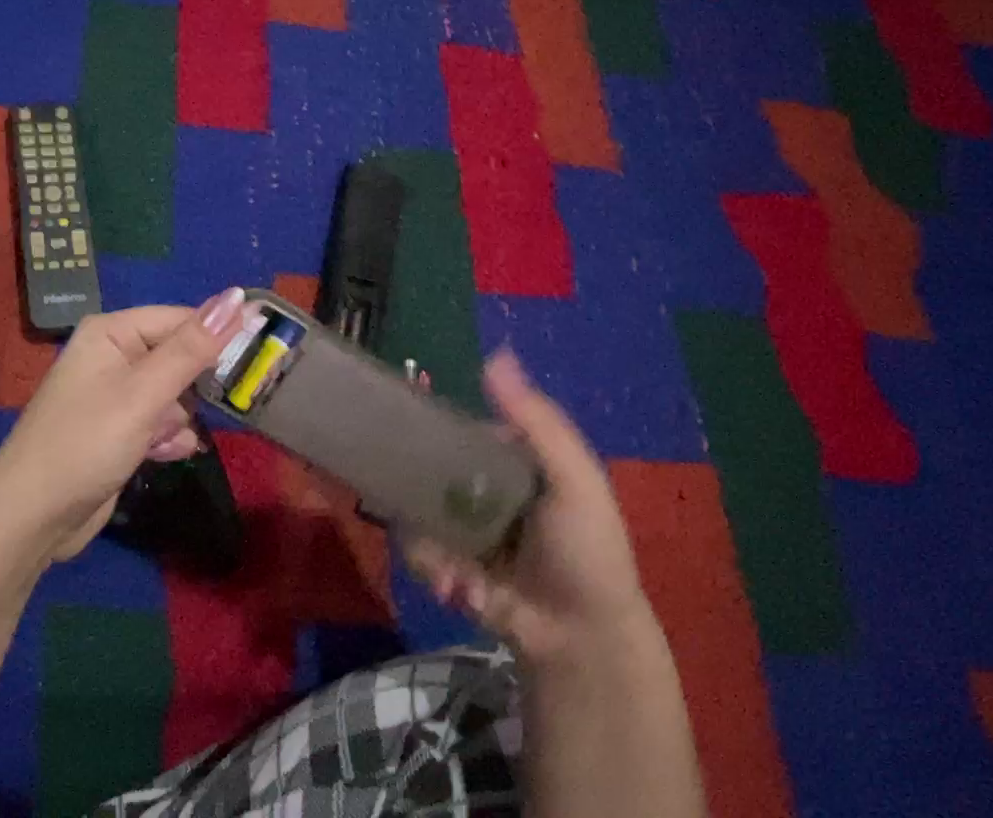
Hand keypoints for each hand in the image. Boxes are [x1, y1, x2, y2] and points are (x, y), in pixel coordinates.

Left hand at [0, 288, 254, 560]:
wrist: (34, 516)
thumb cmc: (87, 443)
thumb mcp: (143, 393)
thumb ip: (192, 348)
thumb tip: (239, 296)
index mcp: (110, 333)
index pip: (180, 319)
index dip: (218, 337)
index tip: (259, 360)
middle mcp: (110, 357)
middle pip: (178, 356)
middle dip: (197, 385)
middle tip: (229, 403)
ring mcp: (112, 397)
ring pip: (172, 395)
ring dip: (180, 418)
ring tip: (169, 437)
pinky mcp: (117, 433)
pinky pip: (158, 424)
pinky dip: (166, 438)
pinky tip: (164, 454)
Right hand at [402, 351, 655, 665]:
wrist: (581, 637)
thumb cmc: (586, 551)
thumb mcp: (573, 480)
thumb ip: (537, 422)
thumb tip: (495, 355)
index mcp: (509, 462)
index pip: (457, 432)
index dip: (430, 432)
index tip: (406, 435)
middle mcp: (479, 490)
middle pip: (424, 473)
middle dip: (417, 497)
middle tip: (419, 512)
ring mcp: (461, 530)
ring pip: (414, 514)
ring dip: (429, 546)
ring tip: (455, 572)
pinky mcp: (447, 566)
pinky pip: (418, 554)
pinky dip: (432, 571)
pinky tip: (458, 589)